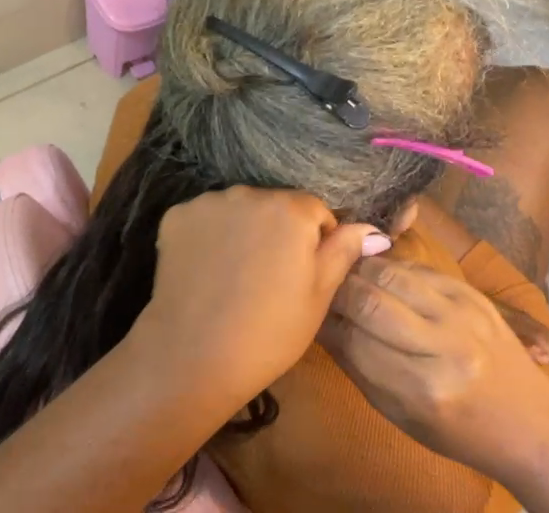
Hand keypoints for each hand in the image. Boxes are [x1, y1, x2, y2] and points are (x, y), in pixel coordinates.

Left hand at [132, 187, 379, 408]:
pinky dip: (208, 236)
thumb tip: (373, 230)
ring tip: (236, 277)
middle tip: (269, 278)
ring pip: (236, 210)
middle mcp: (246, 193)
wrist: (194, 354)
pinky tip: (207, 271)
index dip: (315, 240)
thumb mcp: (319, 297)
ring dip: (242, 230)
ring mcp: (206, 202)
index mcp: (289, 209)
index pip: (314, 209)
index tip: (301, 274)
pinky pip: (202, 219)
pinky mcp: (175, 216)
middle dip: (276, 232)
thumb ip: (343, 252)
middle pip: (272, 205)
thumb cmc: (270, 332)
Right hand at [318, 257, 548, 480]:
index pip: (351, 339)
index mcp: (422, 388)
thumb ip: (355, 362)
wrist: (533, 428)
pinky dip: (388, 269)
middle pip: (367, 299)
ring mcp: (462, 315)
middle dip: (335, 290)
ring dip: (357, 271)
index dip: (322, 321)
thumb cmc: (458, 430)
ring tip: (344, 277)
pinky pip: (414, 268)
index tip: (306, 311)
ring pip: (387, 273)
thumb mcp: (399, 412)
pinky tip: (379, 277)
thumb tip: (315, 319)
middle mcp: (443, 348)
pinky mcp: (471, 294)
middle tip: (319, 287)